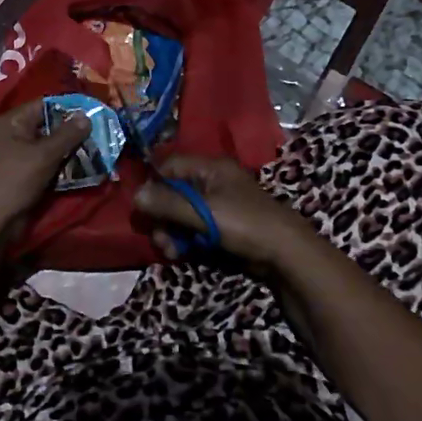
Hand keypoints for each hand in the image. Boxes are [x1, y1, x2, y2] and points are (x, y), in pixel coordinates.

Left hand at [0, 100, 90, 229]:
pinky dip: (63, 165)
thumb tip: (86, 116)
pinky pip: (48, 163)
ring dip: (71, 150)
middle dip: (73, 131)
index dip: (68, 108)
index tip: (94, 113)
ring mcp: (19, 155)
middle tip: (100, 134)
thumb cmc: (15, 180)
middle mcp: (14, 134)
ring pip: (50, 146)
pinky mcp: (25, 174)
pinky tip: (84, 167)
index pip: (44, 105)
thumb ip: (67, 134)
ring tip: (97, 150)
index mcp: (12, 121)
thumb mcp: (44, 154)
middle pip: (48, 125)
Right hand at [132, 156, 310, 271]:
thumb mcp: (203, 212)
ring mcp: (218, 206)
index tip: (143, 205)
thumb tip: (135, 195)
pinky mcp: (223, 227)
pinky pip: (194, 228)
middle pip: (174, 192)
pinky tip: (179, 253)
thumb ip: (168, 203)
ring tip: (169, 250)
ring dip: (170, 231)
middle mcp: (213, 182)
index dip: (154, 182)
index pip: (171, 165)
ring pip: (182, 213)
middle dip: (162, 215)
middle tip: (158, 235)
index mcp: (211, 168)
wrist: (286, 255)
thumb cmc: (245, 224)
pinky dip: (184, 239)